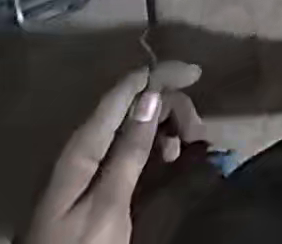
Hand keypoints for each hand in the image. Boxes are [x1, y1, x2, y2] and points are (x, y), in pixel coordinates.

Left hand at [24, 61, 202, 243]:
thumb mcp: (108, 206)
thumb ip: (129, 151)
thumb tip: (152, 95)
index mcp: (83, 145)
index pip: (126, 89)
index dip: (161, 74)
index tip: (197, 74)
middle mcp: (84, 145)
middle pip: (133, 103)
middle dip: (169, 106)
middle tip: (197, 131)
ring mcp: (87, 164)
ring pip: (134, 122)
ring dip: (165, 125)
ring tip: (185, 149)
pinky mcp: (92, 182)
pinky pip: (128, 145)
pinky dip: (153, 144)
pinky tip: (169, 158)